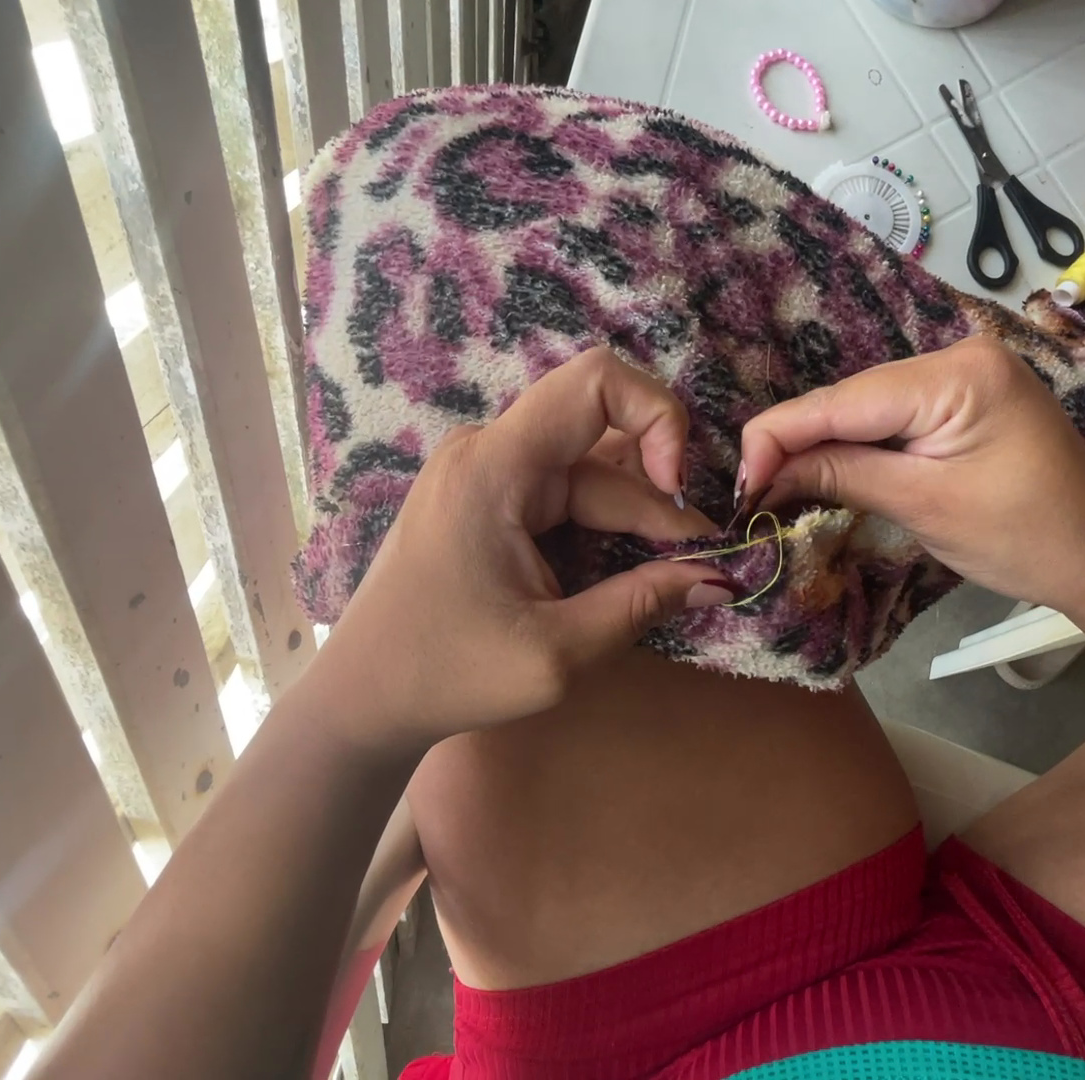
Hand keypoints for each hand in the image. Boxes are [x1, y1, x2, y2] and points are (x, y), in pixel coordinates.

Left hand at [304, 348, 731, 745]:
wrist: (363, 698)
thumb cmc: (447, 675)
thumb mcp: (558, 653)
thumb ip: (643, 605)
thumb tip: (721, 578)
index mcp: (494, 468)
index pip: (596, 383)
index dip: (658, 418)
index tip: (680, 493)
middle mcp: (489, 452)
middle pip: (603, 448)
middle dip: (658, 505)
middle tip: (701, 567)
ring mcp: (485, 473)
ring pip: (589, 476)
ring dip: (634, 522)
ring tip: (670, 575)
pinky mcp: (487, 500)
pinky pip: (563, 495)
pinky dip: (603, 529)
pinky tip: (625, 569)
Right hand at [737, 336, 1084, 614]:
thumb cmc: (1025, 540)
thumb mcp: (924, 507)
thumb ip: (841, 475)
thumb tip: (764, 472)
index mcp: (957, 374)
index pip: (841, 400)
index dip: (778, 438)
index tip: (740, 485)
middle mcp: (958, 355)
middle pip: (848, 399)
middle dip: (796, 445)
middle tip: (754, 494)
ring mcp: (963, 373)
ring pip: (863, 408)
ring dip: (821, 447)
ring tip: (778, 487)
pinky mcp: (963, 398)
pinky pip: (890, 416)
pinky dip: (856, 446)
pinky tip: (825, 471)